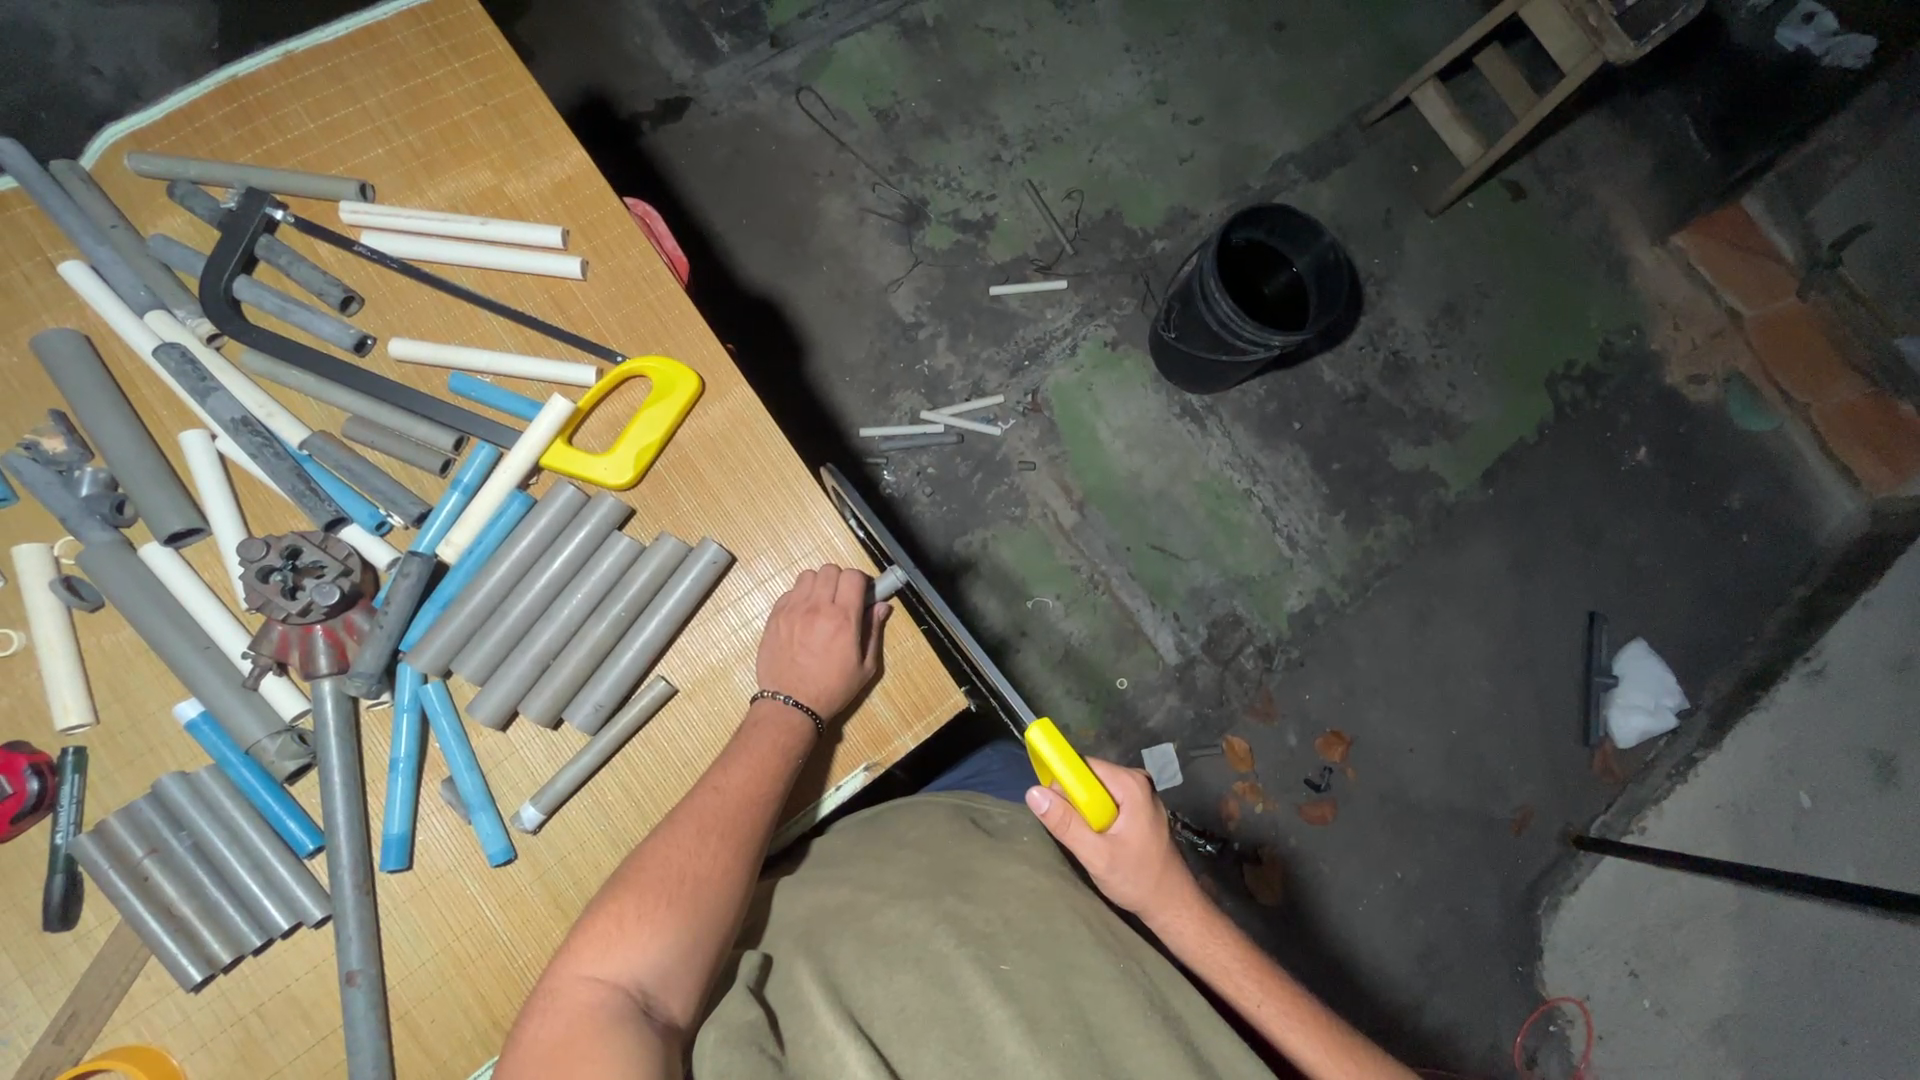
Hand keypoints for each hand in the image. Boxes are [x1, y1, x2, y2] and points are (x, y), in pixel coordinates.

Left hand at [755, 564, 892, 720]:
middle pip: (830, 569)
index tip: (862, 595)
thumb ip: (874, 631)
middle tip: (842, 599)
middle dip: (840, 580)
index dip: (861, 581)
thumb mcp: (865, 667)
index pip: (853, 576)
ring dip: (818, 585)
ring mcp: (792, 610)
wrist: (791, 705)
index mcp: (843, 618)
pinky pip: (789, 592)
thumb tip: (882, 606)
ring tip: (821, 604)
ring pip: (807, 576)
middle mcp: (817, 607)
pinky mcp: (774, 617)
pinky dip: (799, 597)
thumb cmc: (833, 689)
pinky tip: (803, 616)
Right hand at [1026, 757, 1200, 923]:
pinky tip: (1100, 841)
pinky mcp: (1139, 807)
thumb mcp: (1096, 855)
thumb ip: (1065, 824)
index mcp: (1131, 783)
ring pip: (1096, 791)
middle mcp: (1137, 780)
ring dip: (1084, 812)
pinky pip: (1107, 801)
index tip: (1052, 809)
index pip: (1083, 766)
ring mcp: (1140, 794)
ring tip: (1086, 840)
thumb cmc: (1138, 880)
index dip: (1062, 783)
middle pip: (1089, 778)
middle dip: (1074, 801)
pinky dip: (1096, 817)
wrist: (1173, 905)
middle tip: (1070, 831)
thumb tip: (1033, 793)